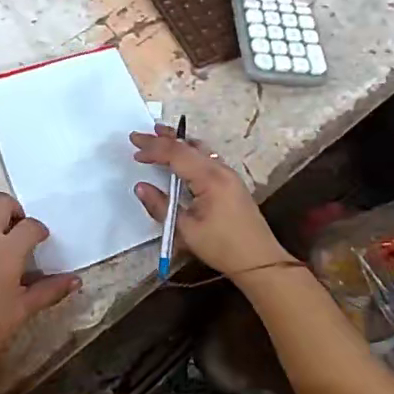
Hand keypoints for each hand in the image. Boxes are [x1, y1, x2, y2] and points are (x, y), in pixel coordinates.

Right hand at [129, 127, 291, 276]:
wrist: (259, 260)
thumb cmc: (221, 246)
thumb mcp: (185, 230)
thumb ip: (161, 206)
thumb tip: (141, 187)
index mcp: (209, 178)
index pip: (176, 154)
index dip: (154, 149)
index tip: (134, 149)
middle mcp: (220, 169)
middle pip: (189, 145)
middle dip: (164, 138)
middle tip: (142, 133)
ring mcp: (229, 174)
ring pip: (200, 149)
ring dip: (179, 142)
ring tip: (161, 135)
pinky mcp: (232, 182)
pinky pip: (208, 157)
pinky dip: (190, 151)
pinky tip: (183, 156)